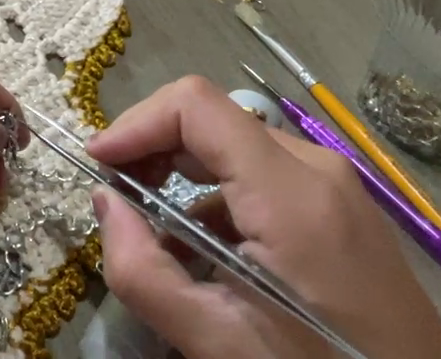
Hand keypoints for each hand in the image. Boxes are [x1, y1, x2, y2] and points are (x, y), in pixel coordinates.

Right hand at [88, 76, 440, 358]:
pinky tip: (203, 246)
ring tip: (152, 225)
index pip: (194, 104)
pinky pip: (261, 173)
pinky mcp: (342, 207)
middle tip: (115, 194)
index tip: (98, 164)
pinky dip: (215, 194)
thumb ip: (143, 271)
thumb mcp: (220, 343)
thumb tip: (103, 201)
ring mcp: (337, 186)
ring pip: (232, 143)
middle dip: (150, 146)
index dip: (134, 123)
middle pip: (210, 117)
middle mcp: (317, 169)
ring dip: (179, 170)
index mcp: (291, 194)